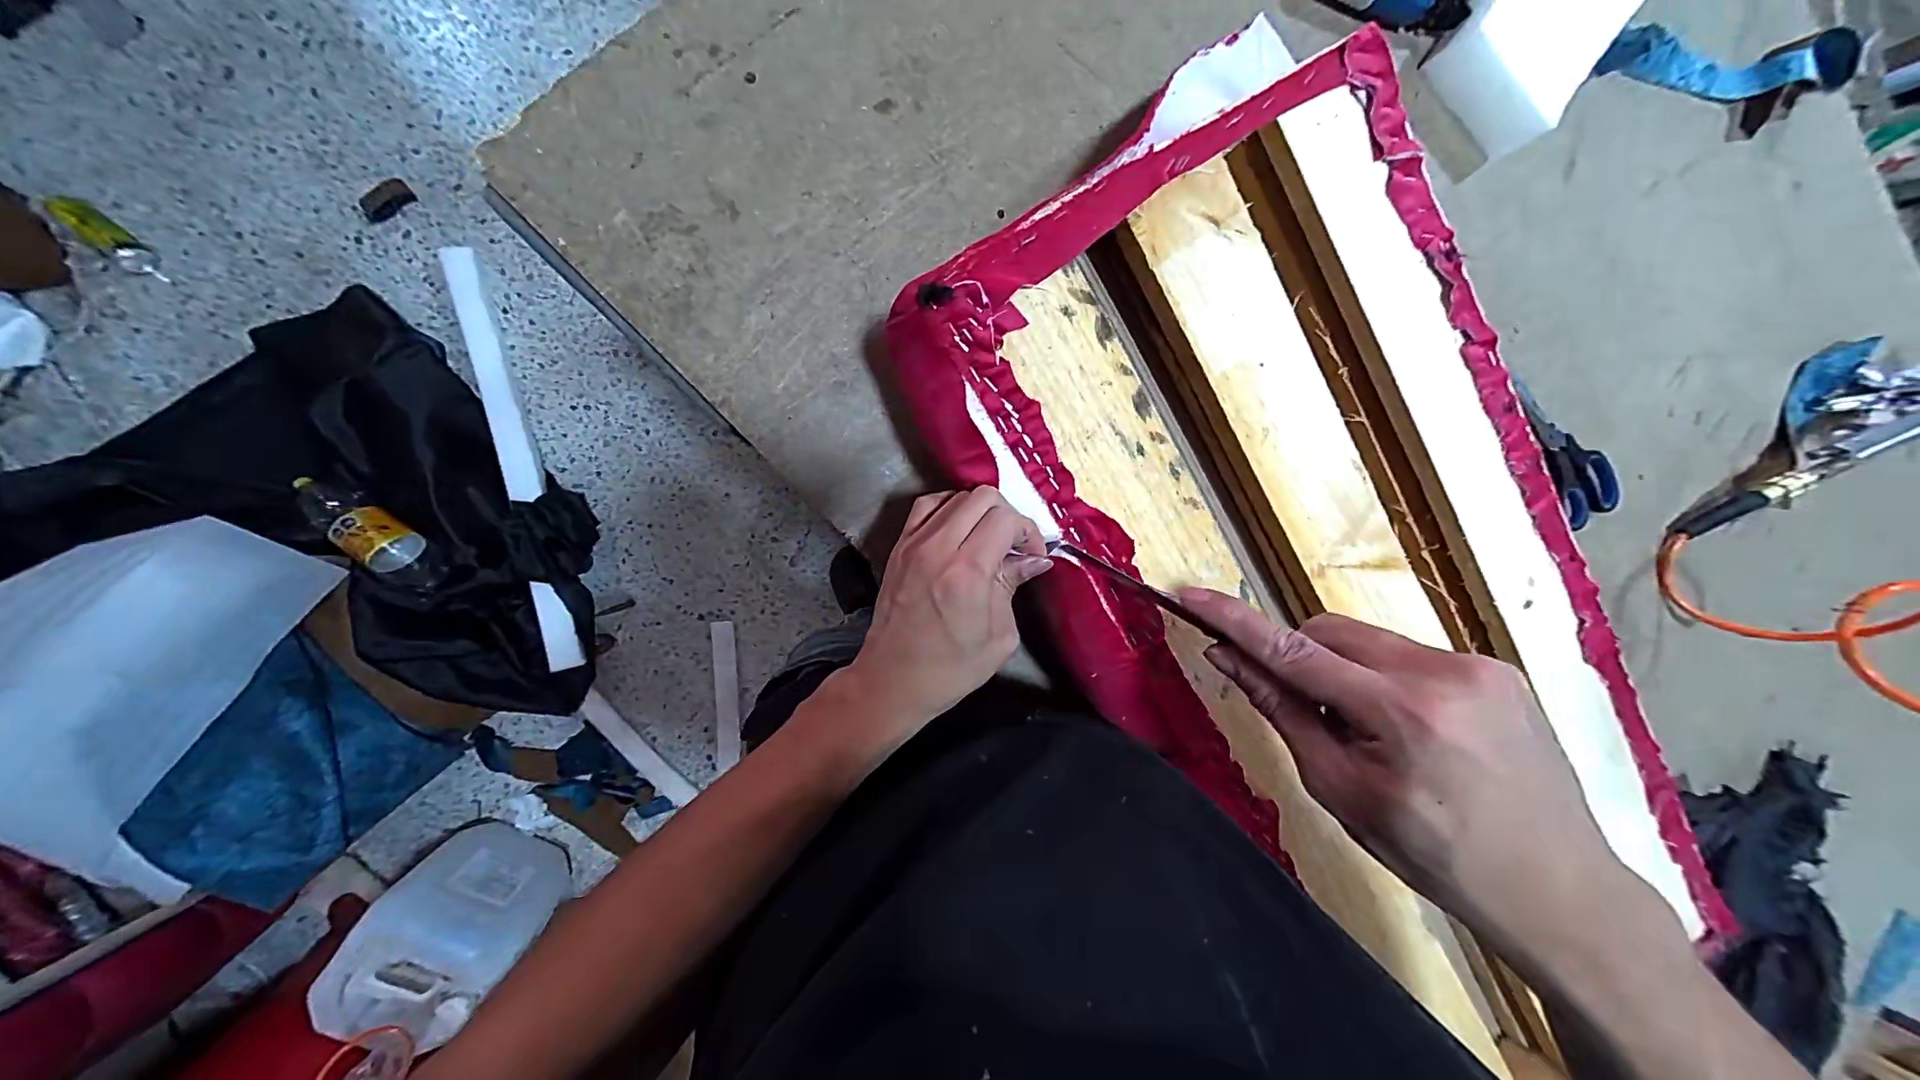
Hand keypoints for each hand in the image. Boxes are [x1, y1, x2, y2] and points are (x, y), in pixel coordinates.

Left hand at [840, 488, 1052, 730]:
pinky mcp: (899, 548)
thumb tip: (1034, 560)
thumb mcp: (1000, 636)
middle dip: (1008, 515)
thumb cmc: (950, 669)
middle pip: (982, 497)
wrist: (894, 679)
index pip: (1005, 519)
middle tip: (1014, 544)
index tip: (1033, 555)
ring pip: (955, 496)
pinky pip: (926, 507)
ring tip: (987, 538)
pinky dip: (948, 509)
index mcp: (967, 572)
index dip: (1028, 531)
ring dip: (979, 510)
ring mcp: (913, 544)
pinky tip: (959, 530)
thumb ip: (1013, 586)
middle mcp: (937, 549)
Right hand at [1177, 589, 1641, 957]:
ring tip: (1371, 733)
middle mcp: (1445, 672)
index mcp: (1402, 713)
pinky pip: (1410, 654)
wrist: (1559, 890)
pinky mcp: (1498, 669)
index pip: (1294, 650)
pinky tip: (1411, 730)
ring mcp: (1480, 665)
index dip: (1235, 621)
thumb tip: (1229, 658)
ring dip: (1345, 671)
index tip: (1193, 595)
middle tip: (1310, 716)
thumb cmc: (1434, 854)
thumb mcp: (1340, 790)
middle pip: (1330, 631)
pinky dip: (1385, 679)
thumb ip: (1283, 713)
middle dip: (1301, 659)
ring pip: (1368, 641)